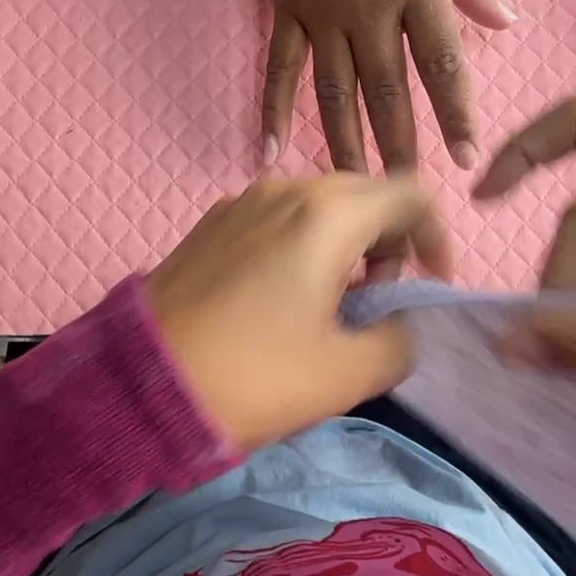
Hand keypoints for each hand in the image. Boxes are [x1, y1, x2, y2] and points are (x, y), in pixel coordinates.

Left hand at [146, 175, 451, 451]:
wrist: (138, 383)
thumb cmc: (252, 376)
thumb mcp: (344, 373)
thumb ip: (398, 341)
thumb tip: (401, 322)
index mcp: (326, 215)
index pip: (409, 194)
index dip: (436, 235)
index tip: (431, 283)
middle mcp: (285, 191)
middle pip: (364, 194)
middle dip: (390, 238)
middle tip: (383, 296)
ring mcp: (241, 203)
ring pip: (318, 204)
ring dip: (346, 241)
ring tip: (336, 300)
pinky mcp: (211, 225)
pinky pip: (277, 217)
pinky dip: (304, 242)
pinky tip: (287, 294)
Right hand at [181, 0, 516, 180]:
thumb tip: (504, 23)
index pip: (442, 62)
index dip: (456, 112)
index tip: (468, 158)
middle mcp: (370, 6)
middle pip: (388, 89)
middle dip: (401, 145)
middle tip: (409, 199)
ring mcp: (323, 12)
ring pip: (335, 91)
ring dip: (346, 143)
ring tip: (353, 190)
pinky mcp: (288, 9)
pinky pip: (280, 67)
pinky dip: (272, 109)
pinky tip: (269, 150)